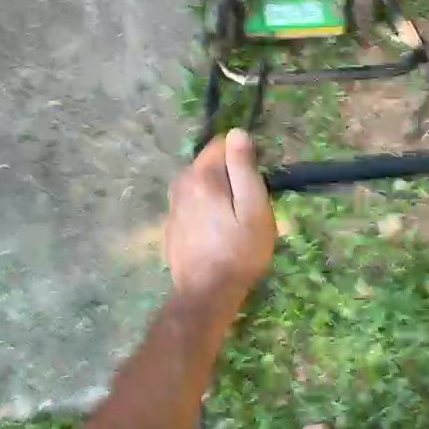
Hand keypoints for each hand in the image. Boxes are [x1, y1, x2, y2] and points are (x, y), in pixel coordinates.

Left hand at [166, 129, 275, 308]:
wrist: (206, 295)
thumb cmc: (239, 251)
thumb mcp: (254, 208)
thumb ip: (244, 168)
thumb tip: (238, 133)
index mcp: (202, 176)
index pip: (222, 144)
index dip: (244, 157)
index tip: (257, 182)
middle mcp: (181, 184)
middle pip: (210, 164)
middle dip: (231, 176)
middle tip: (249, 207)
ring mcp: (172, 206)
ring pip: (200, 185)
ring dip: (218, 194)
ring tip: (235, 222)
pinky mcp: (171, 226)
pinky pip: (192, 205)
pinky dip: (206, 210)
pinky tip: (217, 235)